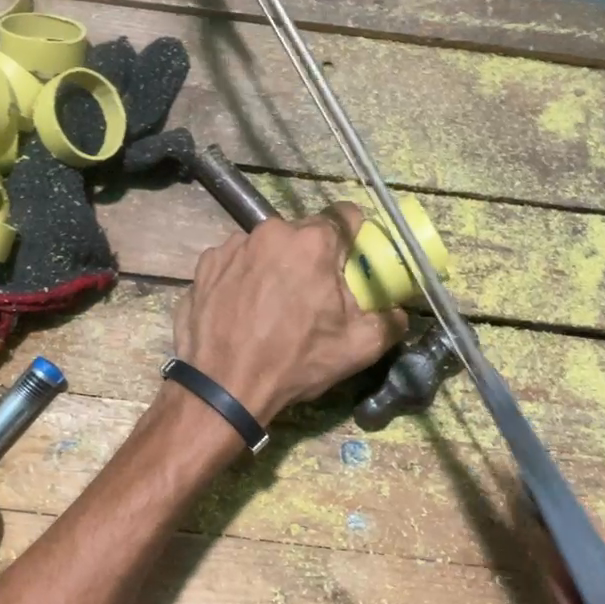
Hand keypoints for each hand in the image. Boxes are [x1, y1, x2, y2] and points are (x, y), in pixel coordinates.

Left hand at [173, 203, 406, 419]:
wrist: (224, 387)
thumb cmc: (295, 362)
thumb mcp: (358, 348)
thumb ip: (389, 322)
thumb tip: (400, 313)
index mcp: (313, 242)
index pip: (346, 216)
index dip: (353, 239)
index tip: (350, 264)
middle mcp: (270, 232)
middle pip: (303, 234)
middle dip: (312, 258)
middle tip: (311, 296)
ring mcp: (232, 246)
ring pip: (267, 247)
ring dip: (275, 267)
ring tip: (271, 307)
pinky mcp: (204, 265)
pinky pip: (234, 263)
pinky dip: (242, 279)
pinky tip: (242, 311)